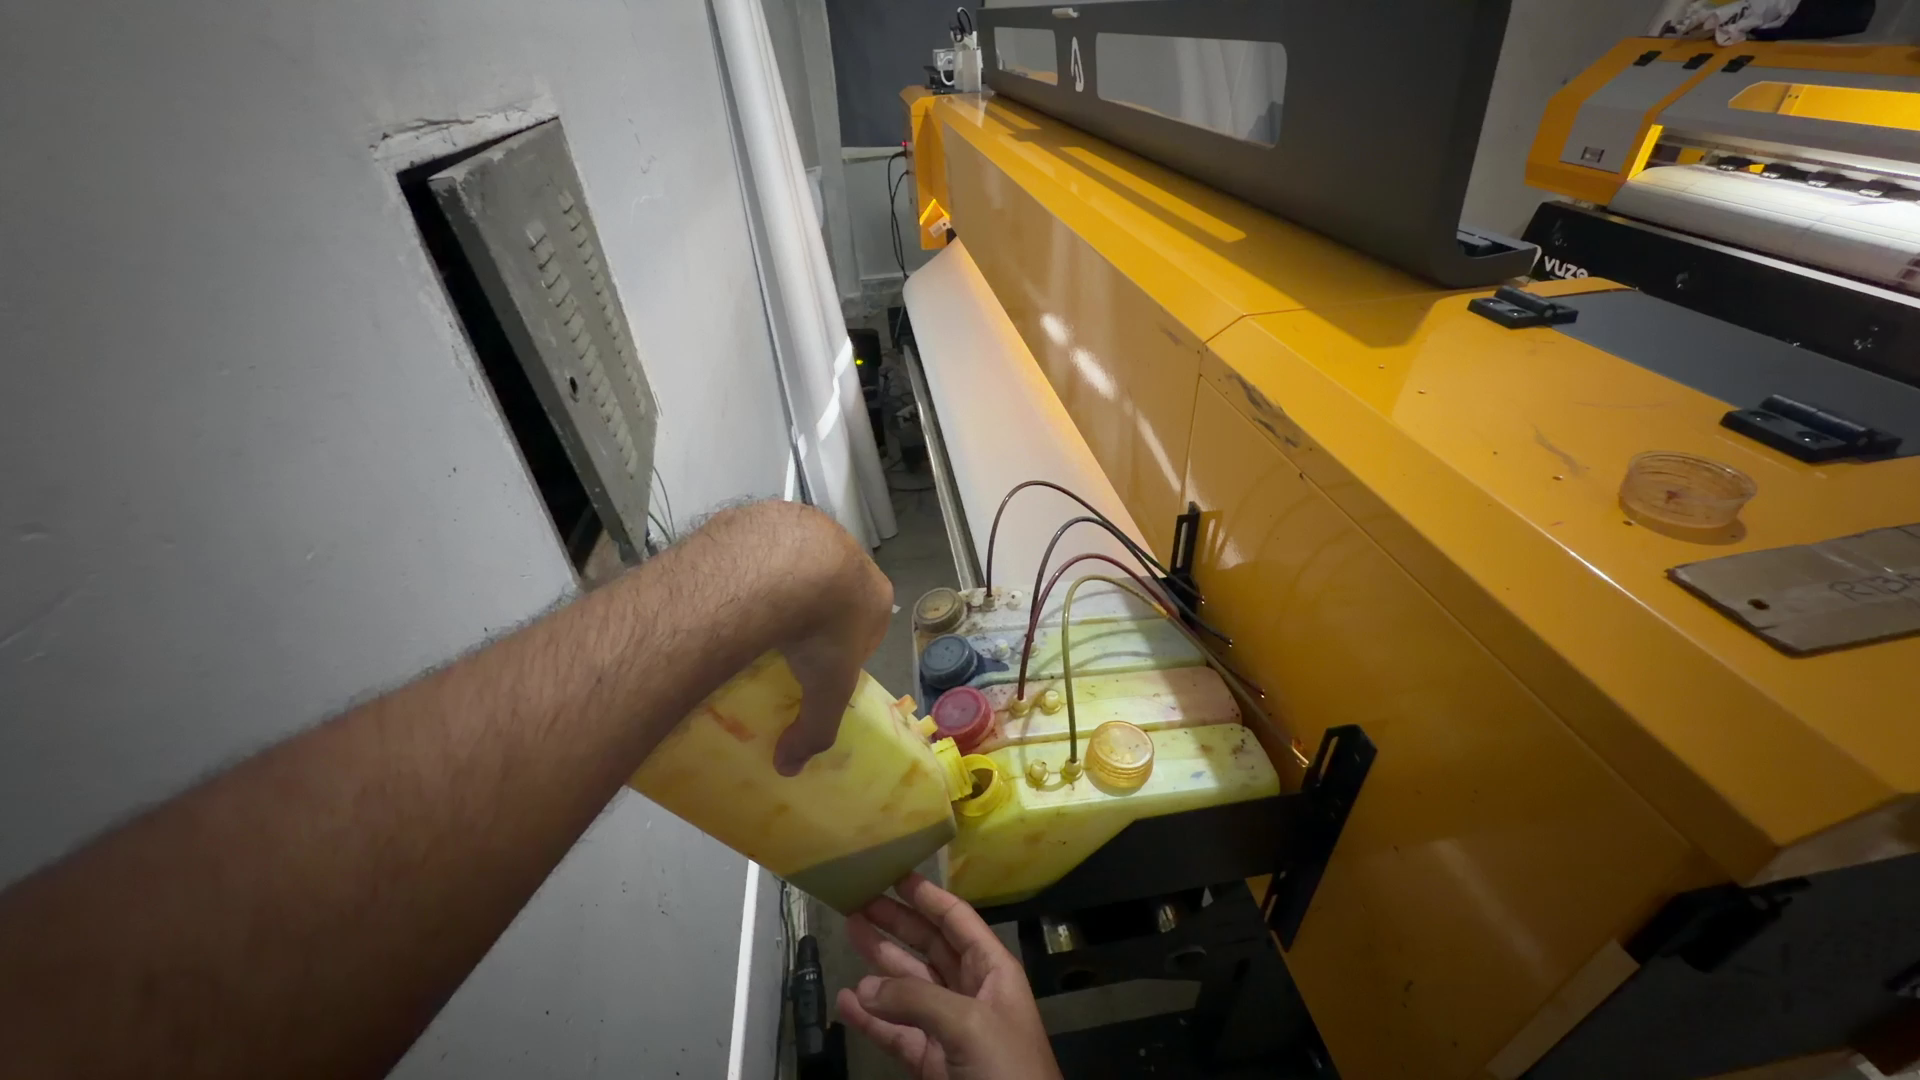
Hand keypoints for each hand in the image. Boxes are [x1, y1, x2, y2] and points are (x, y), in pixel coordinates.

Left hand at [763, 508, 891, 775]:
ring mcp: (810, 527)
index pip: (868, 620)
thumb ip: (813, 730)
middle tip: (779, 638)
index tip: (816, 661)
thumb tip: (788, 770)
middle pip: (834, 585)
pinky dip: (749, 559)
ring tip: (749, 611)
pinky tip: (729, 583)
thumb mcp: (825, 689)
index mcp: (874, 593)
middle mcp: (850, 553)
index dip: (844, 642)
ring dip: (780, 580)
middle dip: (812, 608)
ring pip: (797, 559)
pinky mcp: (772, 512)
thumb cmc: (819, 631)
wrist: (781, 567)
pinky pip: (760, 541)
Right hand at [837, 874, 1060, 1079]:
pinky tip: (846, 1002)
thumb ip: (917, 999)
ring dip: (879, 962)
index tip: (896, 874)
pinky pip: (896, 1032)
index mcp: (991, 969)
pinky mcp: (931, 1063)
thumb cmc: (1008, 1069)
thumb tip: (863, 987)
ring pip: (908, 986)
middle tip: (861, 900)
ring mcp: (948, 1028)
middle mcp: (970, 991)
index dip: (928, 896)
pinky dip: (870, 1018)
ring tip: (849, 932)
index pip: (957, 920)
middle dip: (896, 923)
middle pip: (928, 946)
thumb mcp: (969, 1024)